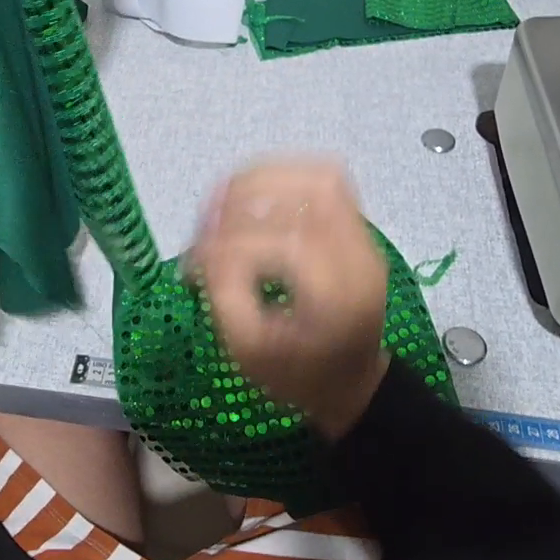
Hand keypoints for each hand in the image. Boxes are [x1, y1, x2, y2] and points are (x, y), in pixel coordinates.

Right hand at [189, 160, 390, 440]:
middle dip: (248, 197)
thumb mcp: (248, 351)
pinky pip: (324, 180)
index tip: (195, 262)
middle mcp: (361, 257)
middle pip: (313, 193)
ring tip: (226, 201)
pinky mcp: (356, 226)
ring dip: (266, 179)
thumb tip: (203, 242)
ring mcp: (364, 237)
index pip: (287, 246)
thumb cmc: (296, 375)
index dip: (232, 245)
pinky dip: (284, 178)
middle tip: (207, 219)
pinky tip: (254, 197)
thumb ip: (223, 294)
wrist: (351, 383)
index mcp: (339, 299)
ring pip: (320, 176)